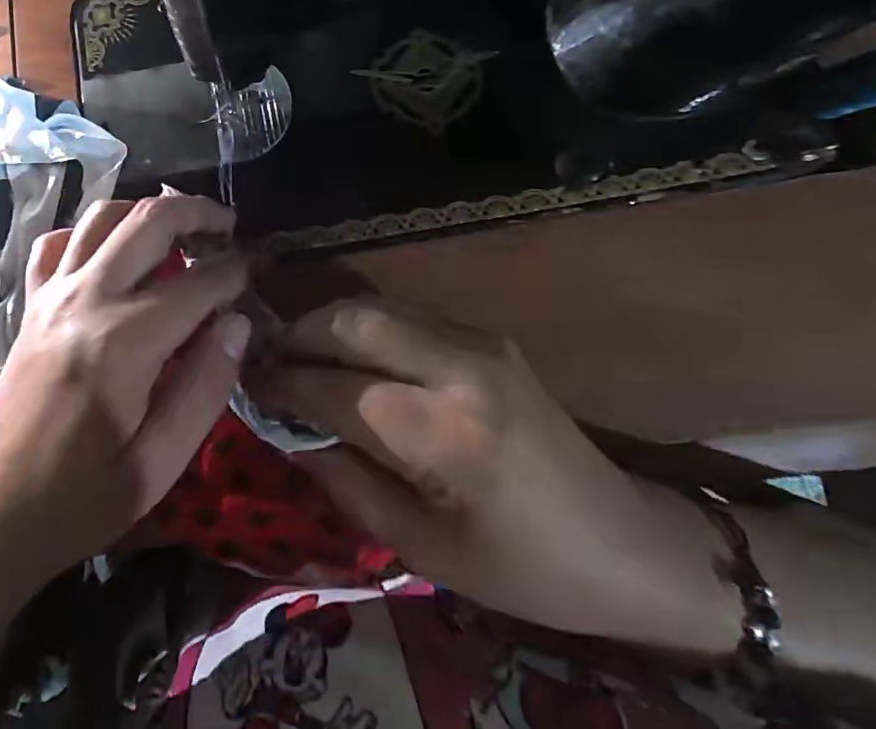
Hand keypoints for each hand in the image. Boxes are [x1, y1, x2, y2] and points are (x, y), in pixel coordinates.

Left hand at [0, 194, 251, 592]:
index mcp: (124, 340)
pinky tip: (112, 254)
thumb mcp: (159, 464)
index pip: (199, 283)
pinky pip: (58, 243)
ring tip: (180, 230)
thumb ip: (205, 387)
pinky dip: (91, 233)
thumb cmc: (81, 500)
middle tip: (230, 228)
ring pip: (103, 216)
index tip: (258, 276)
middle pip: (150, 221)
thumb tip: (238, 323)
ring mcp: (51, 296)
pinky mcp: (31, 306)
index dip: (236, 273)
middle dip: (199, 212)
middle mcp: (86, 299)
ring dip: (147, 211)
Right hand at [252, 298, 735, 651]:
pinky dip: (363, 328)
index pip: (332, 389)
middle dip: (297, 335)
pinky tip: (347, 356)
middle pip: (351, 321)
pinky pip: (406, 315)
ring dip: (327, 324)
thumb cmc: (523, 568)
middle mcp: (459, 367)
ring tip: (296, 354)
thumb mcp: (421, 548)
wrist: (628, 542)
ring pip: (376, 307)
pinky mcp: (489, 336)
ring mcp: (479, 342)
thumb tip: (286, 430)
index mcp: (444, 434)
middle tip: (266, 360)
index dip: (280, 385)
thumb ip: (344, 480)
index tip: (247, 386)